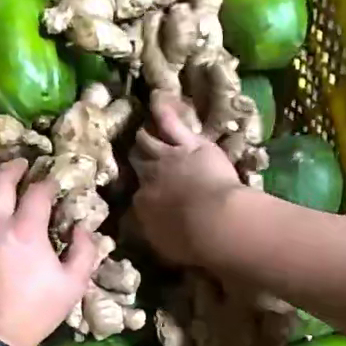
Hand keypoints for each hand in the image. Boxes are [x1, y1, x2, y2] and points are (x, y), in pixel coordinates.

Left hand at [0, 149, 101, 345]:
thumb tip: (84, 228)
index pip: (39, 192)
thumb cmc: (33, 313)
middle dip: (14, 167)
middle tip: (21, 162)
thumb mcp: (72, 287)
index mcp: (26, 230)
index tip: (53, 180)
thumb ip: (84, 253)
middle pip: (2, 181)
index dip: (48, 181)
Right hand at [128, 90, 247, 267]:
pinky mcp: (189, 143)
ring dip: (144, 137)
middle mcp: (148, 178)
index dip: (142, 193)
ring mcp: (167, 157)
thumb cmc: (192, 242)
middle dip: (136, 160)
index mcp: (142, 205)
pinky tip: (158, 99)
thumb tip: (151, 231)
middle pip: (138, 164)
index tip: (146, 195)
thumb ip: (156, 234)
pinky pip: (171, 123)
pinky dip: (164, 112)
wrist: (213, 220)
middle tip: (133, 156)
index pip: (138, 196)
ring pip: (148, 142)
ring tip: (139, 130)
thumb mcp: (165, 246)